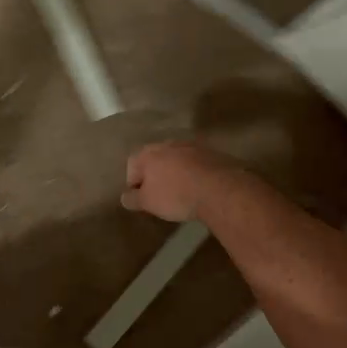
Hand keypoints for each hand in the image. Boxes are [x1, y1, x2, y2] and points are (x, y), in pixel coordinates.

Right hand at [122, 141, 238, 221]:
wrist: (221, 190)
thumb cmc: (176, 196)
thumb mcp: (148, 203)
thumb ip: (132, 199)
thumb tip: (125, 197)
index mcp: (147, 154)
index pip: (131, 166)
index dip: (133, 184)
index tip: (141, 199)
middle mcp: (167, 144)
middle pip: (155, 159)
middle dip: (155, 175)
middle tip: (160, 193)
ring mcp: (192, 147)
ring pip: (177, 159)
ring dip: (176, 172)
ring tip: (182, 191)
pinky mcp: (214, 153)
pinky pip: (197, 163)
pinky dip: (195, 173)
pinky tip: (201, 188)